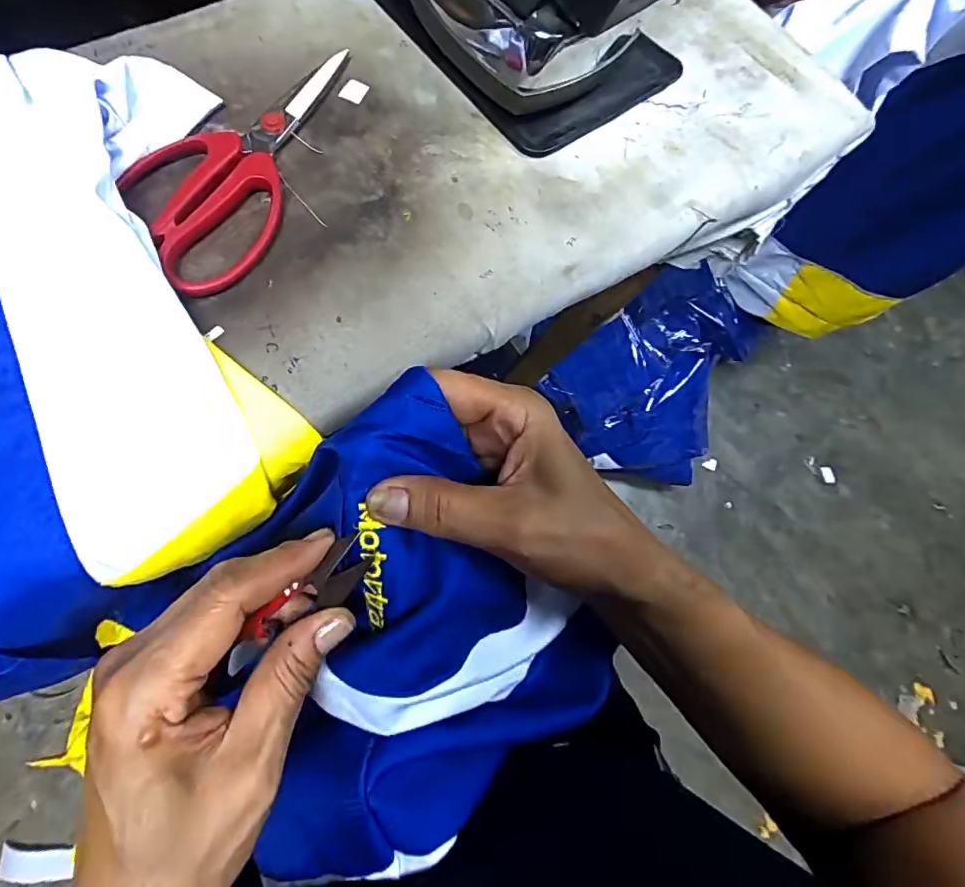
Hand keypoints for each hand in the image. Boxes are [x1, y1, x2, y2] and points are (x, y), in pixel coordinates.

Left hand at [75, 532, 355, 886]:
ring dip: (265, 590)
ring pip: (208, 600)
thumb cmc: (188, 843)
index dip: (280, 566)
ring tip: (315, 590)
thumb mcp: (250, 763)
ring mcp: (128, 666)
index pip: (222, 599)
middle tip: (332, 567)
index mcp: (143, 686)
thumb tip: (334, 615)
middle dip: (277, 573)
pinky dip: (246, 611)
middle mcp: (126, 663)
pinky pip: (201, 621)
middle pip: (212, 592)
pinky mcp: (141, 675)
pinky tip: (279, 614)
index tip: (328, 544)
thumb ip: (288, 678)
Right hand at [363, 369, 675, 599]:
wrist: (620, 575)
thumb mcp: (509, 523)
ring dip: (402, 473)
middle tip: (344, 476)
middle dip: (393, 445)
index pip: (442, 388)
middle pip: (434, 419)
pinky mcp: (492, 484)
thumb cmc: (578, 537)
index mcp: (513, 411)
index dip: (398, 407)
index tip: (356, 441)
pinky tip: (388, 515)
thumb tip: (373, 495)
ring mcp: (496, 454)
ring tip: (353, 497)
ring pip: (436, 452)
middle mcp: (501, 423)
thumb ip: (443, 507)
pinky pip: (446, 480)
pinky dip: (421, 495)